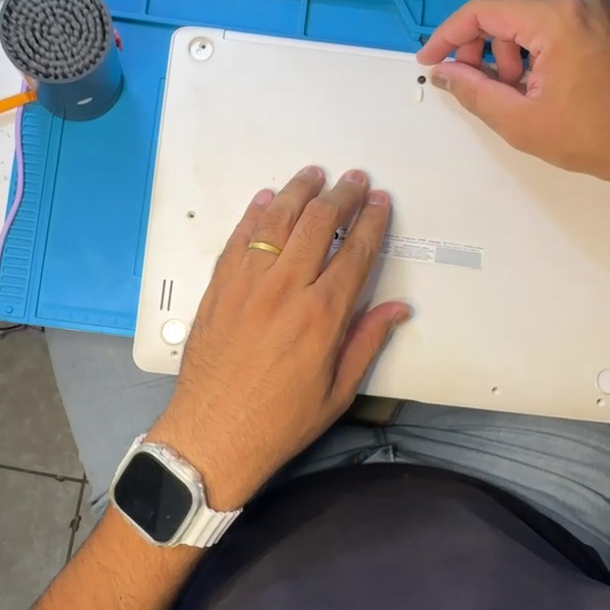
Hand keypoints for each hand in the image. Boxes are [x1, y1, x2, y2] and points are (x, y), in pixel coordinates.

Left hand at [146, 166, 411, 510]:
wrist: (212, 434)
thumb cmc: (278, 422)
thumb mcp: (337, 392)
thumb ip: (366, 342)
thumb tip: (397, 309)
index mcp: (322, 315)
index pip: (356, 252)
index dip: (372, 222)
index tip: (380, 203)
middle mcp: (286, 289)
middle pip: (319, 224)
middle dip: (342, 196)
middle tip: (354, 181)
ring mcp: (247, 284)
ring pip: (277, 220)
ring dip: (299, 192)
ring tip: (314, 175)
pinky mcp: (219, 288)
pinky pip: (239, 238)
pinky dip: (254, 214)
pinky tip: (266, 199)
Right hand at [416, 0, 609, 190]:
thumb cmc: (593, 137)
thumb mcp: (520, 122)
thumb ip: (474, 92)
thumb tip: (444, 73)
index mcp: (556, 19)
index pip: (483, 9)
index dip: (448, 34)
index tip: (430, 60)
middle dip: (475, 30)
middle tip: (468, 71)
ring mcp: (592, 4)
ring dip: (502, 35)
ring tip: (508, 83)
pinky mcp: (601, 17)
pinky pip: (549, 9)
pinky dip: (527, 35)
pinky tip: (529, 76)